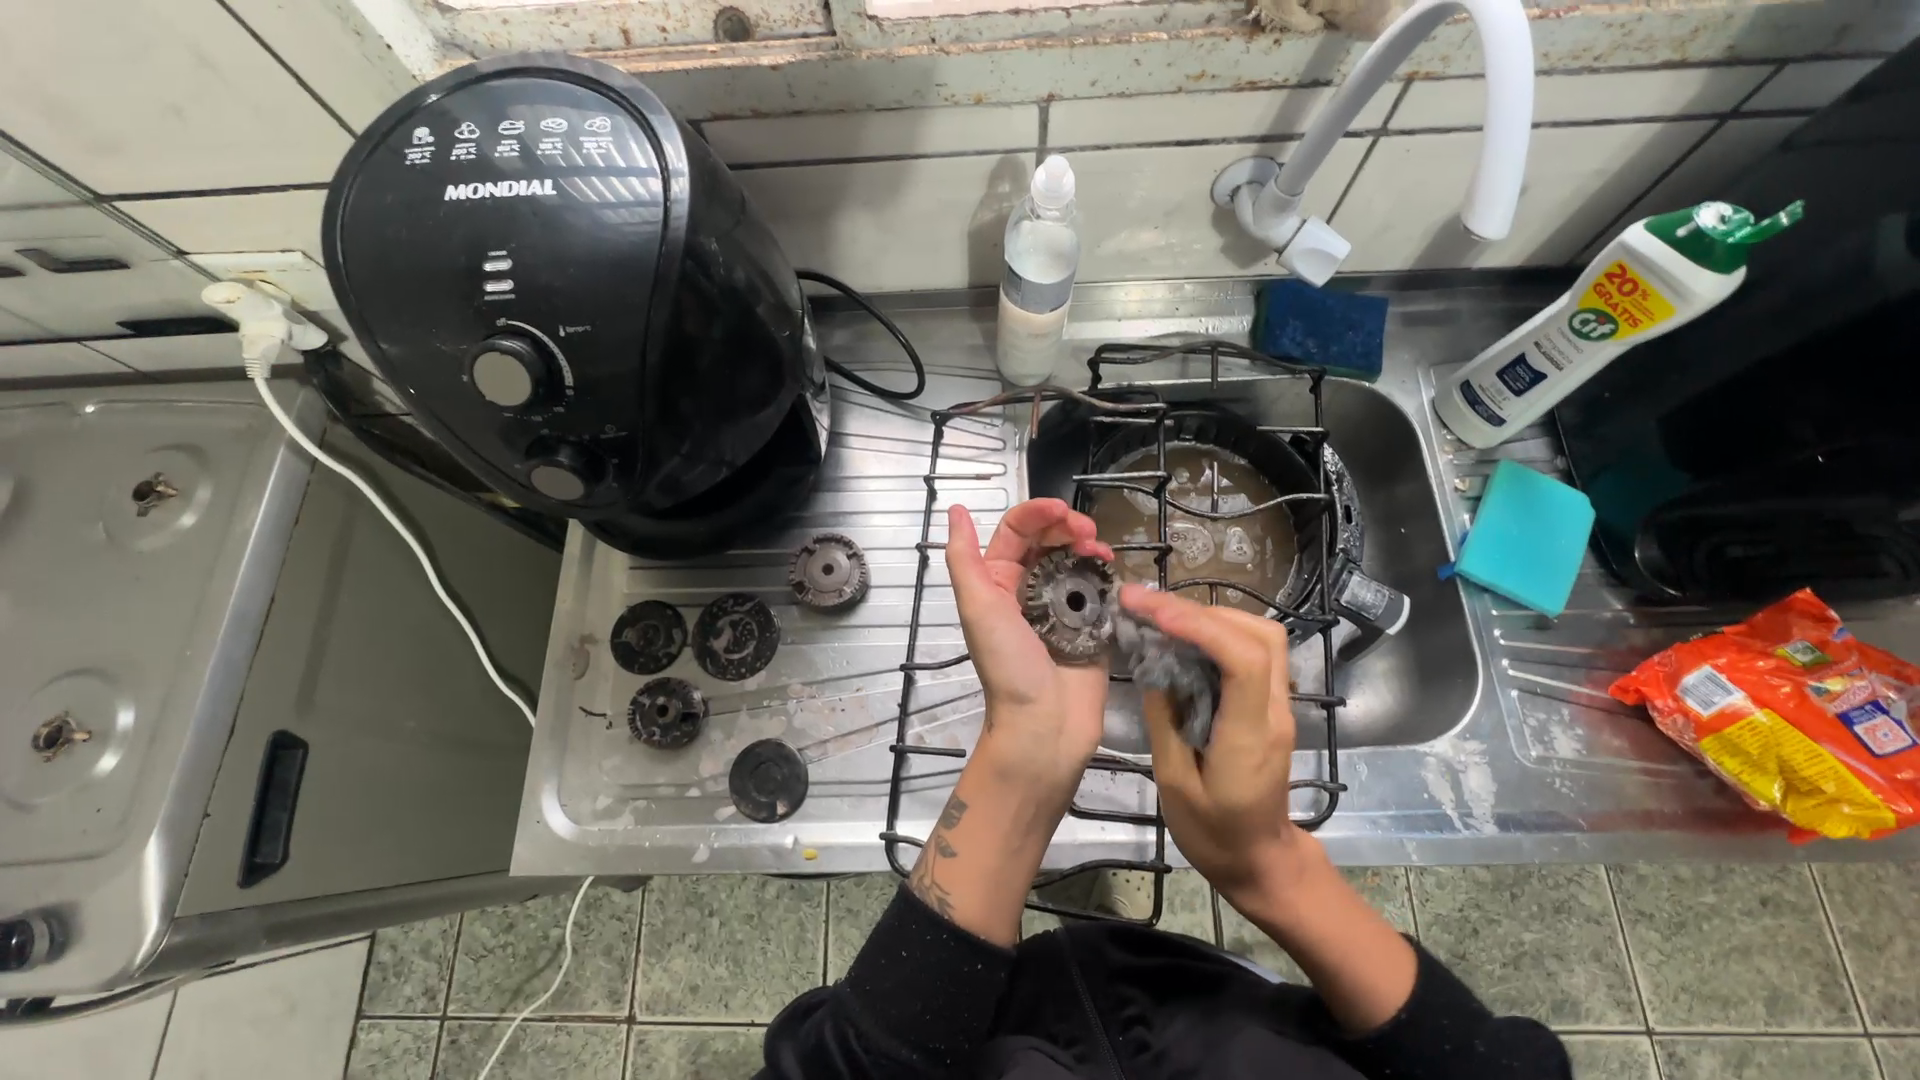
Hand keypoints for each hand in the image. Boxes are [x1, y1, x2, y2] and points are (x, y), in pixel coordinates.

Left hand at [945, 499, 1112, 793]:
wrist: (1045, 724)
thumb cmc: (1008, 666)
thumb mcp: (978, 607)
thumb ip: (964, 557)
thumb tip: (954, 510)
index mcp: (997, 580)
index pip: (1016, 530)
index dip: (1038, 512)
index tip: (1064, 511)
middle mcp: (1028, 588)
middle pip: (1050, 538)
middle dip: (1069, 525)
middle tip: (1088, 533)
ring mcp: (1061, 605)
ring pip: (1077, 558)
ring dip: (1089, 545)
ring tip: (1101, 552)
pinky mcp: (1090, 623)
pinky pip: (1099, 586)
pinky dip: (1105, 572)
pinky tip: (1111, 571)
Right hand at [1119, 584, 1307, 910]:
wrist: (1260, 861)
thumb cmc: (1214, 834)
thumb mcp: (1174, 786)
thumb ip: (1165, 722)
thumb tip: (1154, 669)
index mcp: (1251, 733)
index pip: (1244, 659)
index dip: (1199, 625)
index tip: (1151, 612)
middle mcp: (1273, 710)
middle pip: (1258, 635)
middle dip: (1200, 611)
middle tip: (1146, 605)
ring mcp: (1276, 706)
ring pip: (1260, 637)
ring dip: (1210, 617)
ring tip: (1160, 616)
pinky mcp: (1266, 706)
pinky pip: (1251, 653)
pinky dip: (1215, 634)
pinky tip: (1179, 638)